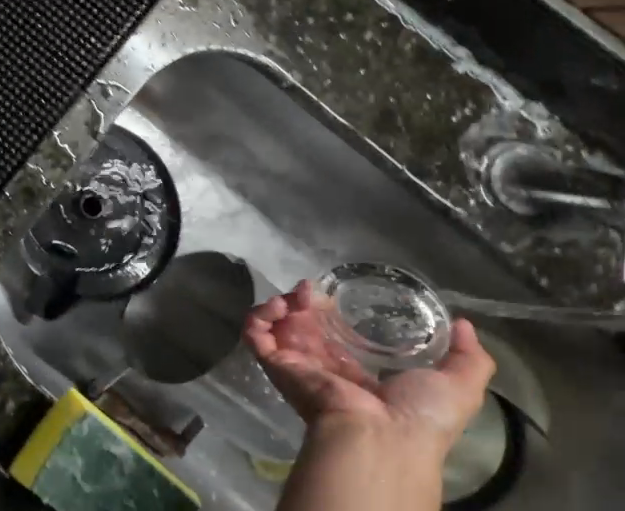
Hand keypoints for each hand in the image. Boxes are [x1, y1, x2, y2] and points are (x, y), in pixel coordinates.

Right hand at [246, 280, 494, 455]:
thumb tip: (464, 324)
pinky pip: (255, 333)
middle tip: (310, 291)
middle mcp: (321, 366)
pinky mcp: (275, 363)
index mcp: (355, 373)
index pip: (332, 337)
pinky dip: (259, 315)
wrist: (382, 434)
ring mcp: (296, 364)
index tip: (332, 296)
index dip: (329, 313)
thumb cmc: (419, 413)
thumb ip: (469, 358)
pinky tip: (278, 306)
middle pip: (300, 325)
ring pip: (275, 324)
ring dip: (279, 304)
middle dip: (302, 302)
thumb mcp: (460, 385)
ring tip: (296, 297)